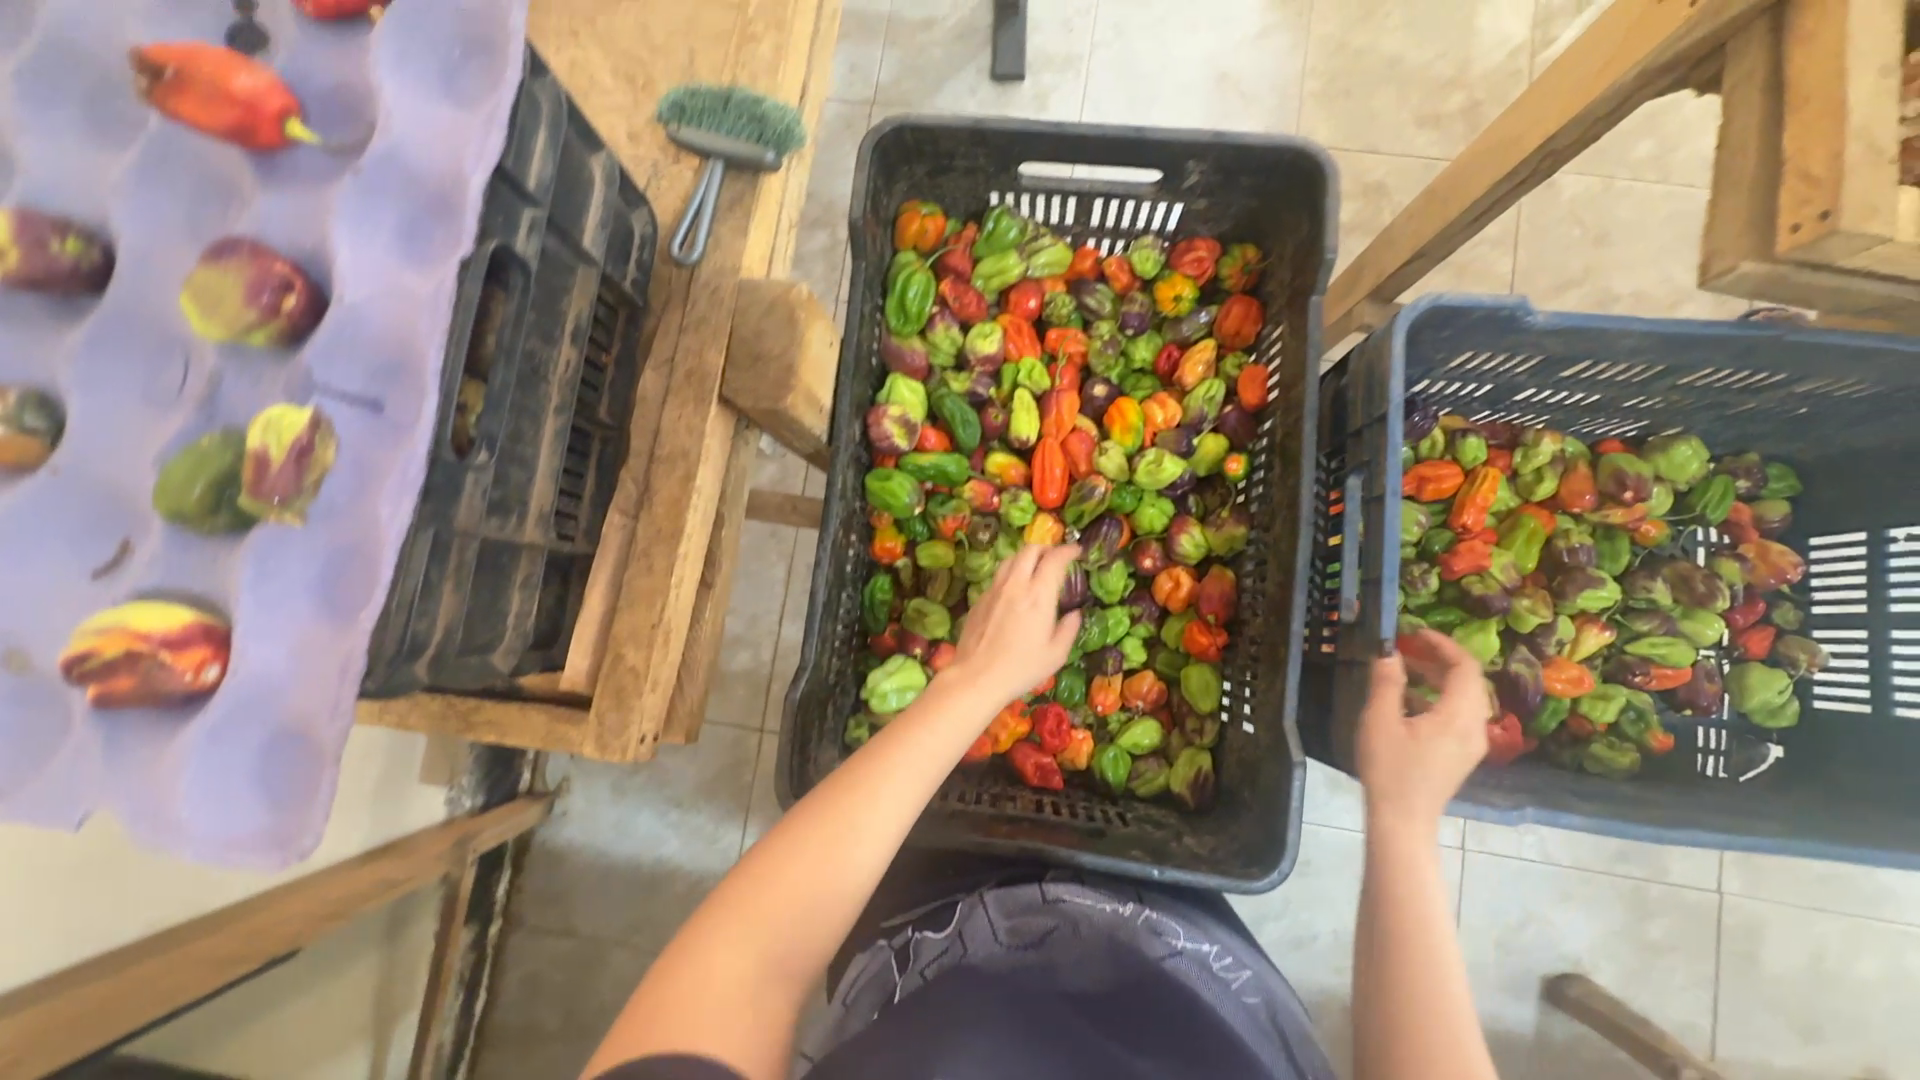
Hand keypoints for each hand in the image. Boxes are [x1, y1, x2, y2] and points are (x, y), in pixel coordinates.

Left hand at [946, 543, 1082, 711]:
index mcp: (1038, 595)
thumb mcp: (1056, 654)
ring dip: (1025, 559)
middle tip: (1055, 558)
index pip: (1054, 559)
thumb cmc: (1021, 668)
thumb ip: (1068, 629)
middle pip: (1029, 550)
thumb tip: (1075, 614)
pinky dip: (1010, 576)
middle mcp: (1015, 585)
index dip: (1068, 551)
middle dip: (1046, 548)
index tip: (1077, 551)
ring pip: (1010, 560)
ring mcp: (993, 591)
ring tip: (1034, 570)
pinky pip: (997, 579)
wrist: (977, 677)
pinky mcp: (979, 600)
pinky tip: (1013, 593)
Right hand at [1356, 630, 1490, 832]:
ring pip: (1463, 699)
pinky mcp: (1461, 755)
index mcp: (1459, 715)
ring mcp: (1471, 743)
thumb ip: (1387, 682)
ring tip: (1402, 671)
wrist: (1402, 820)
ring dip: (1436, 679)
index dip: (1442, 644)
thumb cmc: (1390, 769)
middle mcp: (1474, 726)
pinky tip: (1406, 703)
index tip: (1414, 633)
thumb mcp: (1380, 720)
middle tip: (1405, 649)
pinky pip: (1458, 715)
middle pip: (1468, 681)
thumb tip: (1388, 651)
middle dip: (1438, 660)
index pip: (1465, 667)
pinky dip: (1437, 699)